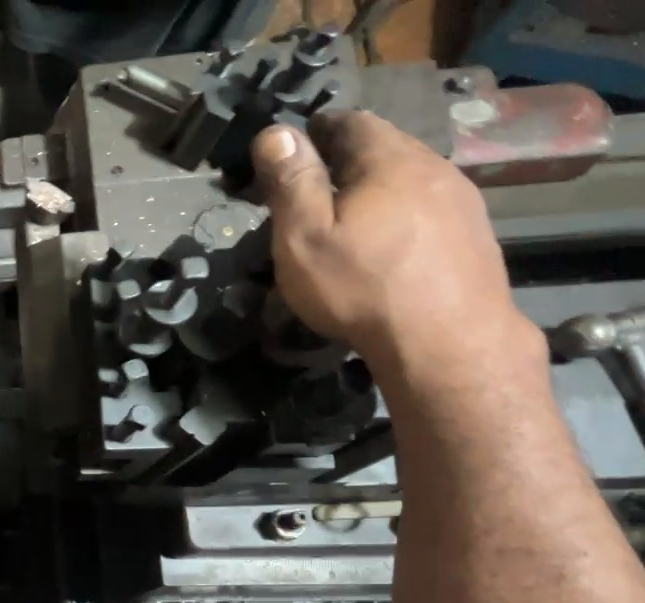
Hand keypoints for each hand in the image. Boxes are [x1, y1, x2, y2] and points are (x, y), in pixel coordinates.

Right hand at [251, 112, 545, 394]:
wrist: (445, 336)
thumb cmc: (361, 285)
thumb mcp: (305, 237)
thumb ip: (291, 183)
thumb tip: (274, 132)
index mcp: (388, 161)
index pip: (351, 122)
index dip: (316, 131)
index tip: (288, 153)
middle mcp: (431, 166)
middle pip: (381, 147)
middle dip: (342, 161)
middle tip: (306, 193)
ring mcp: (459, 197)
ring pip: (405, 177)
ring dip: (372, 188)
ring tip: (342, 219)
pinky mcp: (470, 229)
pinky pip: (424, 204)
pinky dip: (396, 211)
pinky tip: (381, 243)